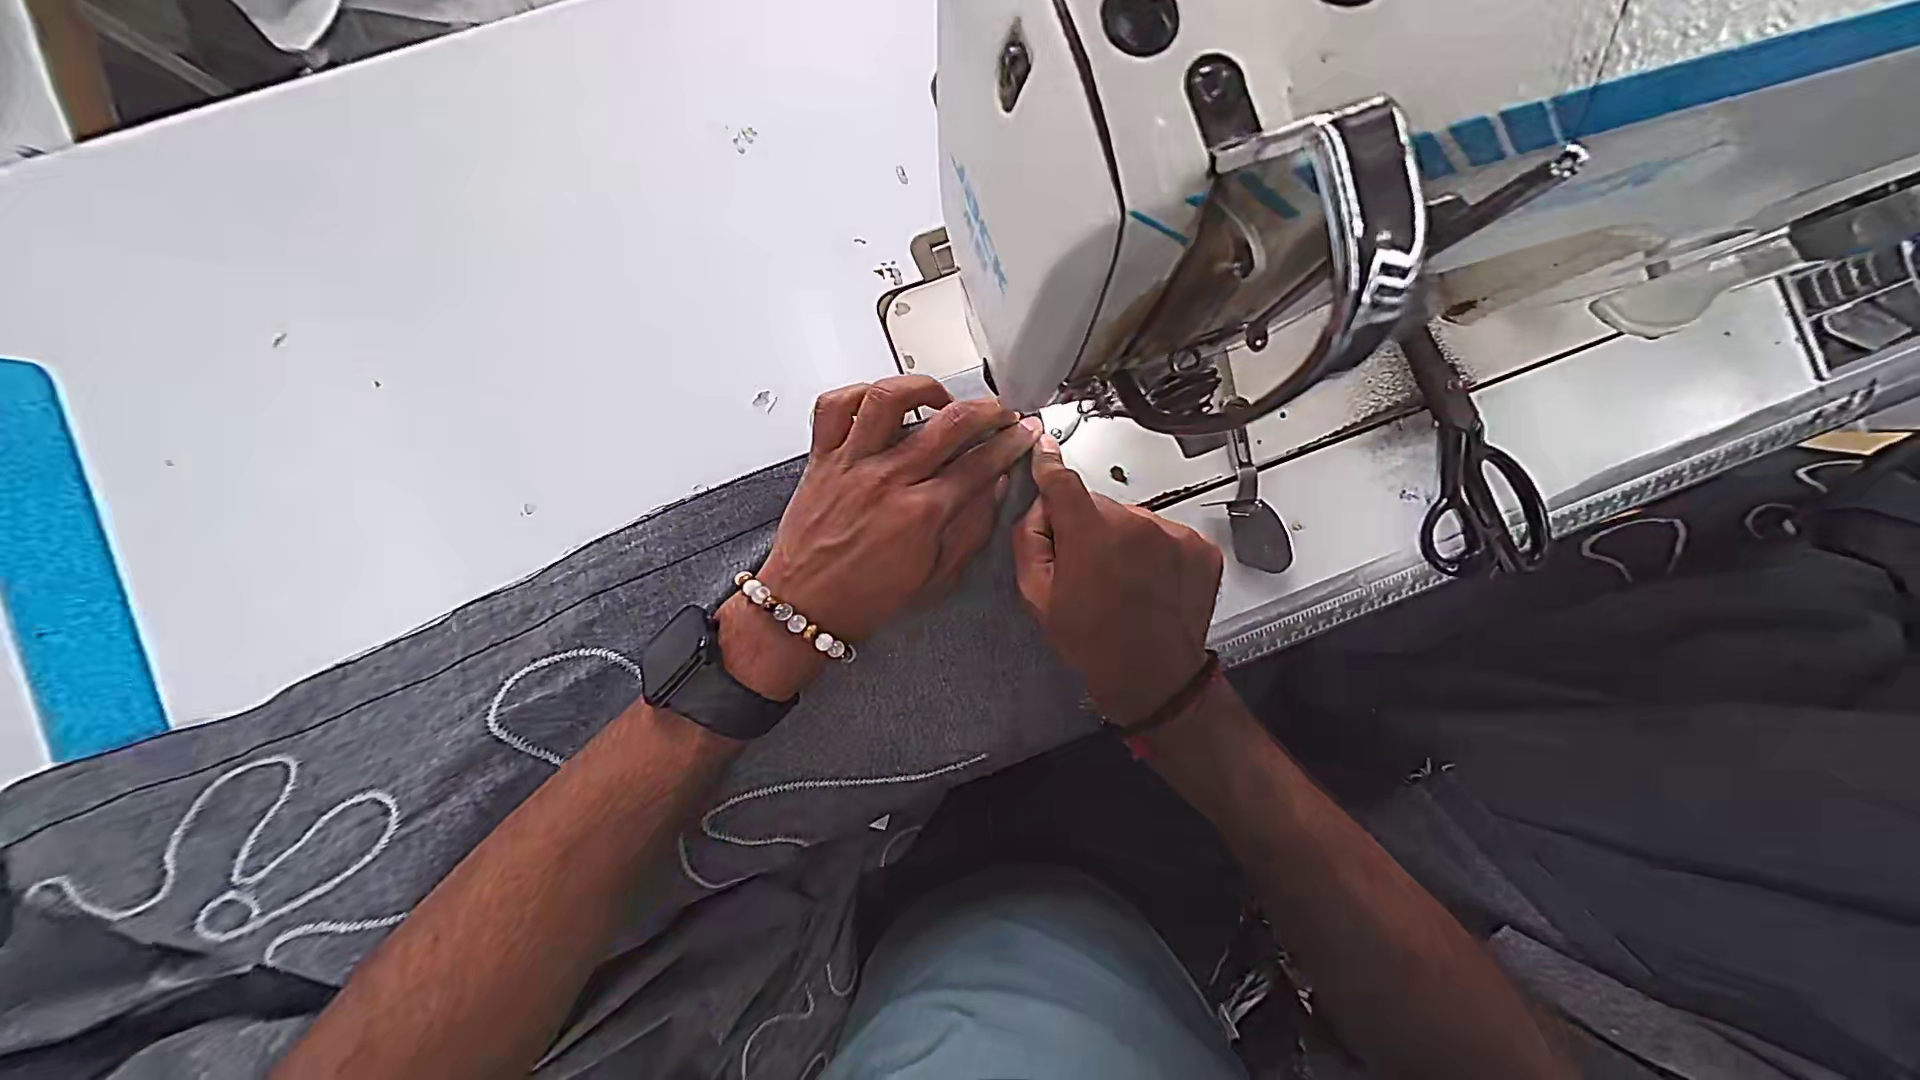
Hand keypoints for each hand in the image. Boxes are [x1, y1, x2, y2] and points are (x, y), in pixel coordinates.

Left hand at [720, 376, 1039, 699]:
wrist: (807, 605)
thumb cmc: (865, 596)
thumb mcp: (937, 577)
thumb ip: (971, 530)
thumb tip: (994, 489)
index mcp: (921, 514)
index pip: (980, 463)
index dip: (1010, 443)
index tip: (1020, 434)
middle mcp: (887, 481)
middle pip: (950, 423)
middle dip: (988, 410)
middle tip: (998, 412)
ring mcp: (852, 465)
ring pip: (890, 399)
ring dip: (925, 388)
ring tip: (940, 398)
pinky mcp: (822, 459)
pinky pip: (834, 407)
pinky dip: (857, 393)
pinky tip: (879, 403)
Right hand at [1011, 434, 1222, 726]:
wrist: (1151, 675)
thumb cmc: (1096, 643)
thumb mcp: (1037, 595)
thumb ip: (1029, 539)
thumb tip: (1039, 508)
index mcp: (1090, 534)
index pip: (1062, 480)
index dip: (1048, 463)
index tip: (1044, 448)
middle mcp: (1134, 525)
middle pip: (1096, 504)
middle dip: (1086, 525)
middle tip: (1086, 567)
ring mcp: (1171, 534)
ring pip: (1131, 518)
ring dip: (1121, 539)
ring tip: (1120, 581)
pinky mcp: (1196, 545)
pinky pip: (1162, 532)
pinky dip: (1152, 550)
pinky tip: (1145, 581)